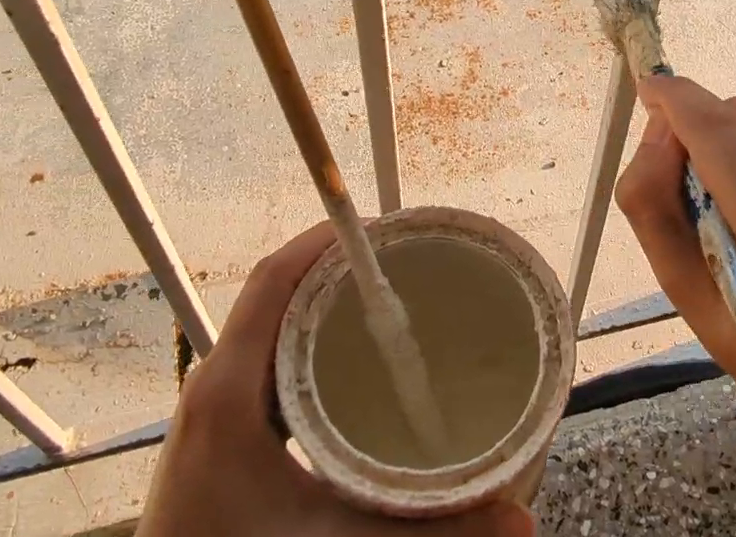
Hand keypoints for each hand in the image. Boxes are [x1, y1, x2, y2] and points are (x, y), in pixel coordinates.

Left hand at [138, 223, 533, 536]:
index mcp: (228, 391)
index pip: (274, 280)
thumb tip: (521, 525)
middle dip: (340, 271)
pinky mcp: (221, 435)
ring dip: (325, 309)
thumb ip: (431, 533)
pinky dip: (311, 347)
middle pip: (279, 296)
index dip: (324, 242)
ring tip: (388, 307)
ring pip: (273, 329)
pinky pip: (271, 363)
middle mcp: (215, 385)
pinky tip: (350, 373)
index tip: (386, 230)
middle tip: (406, 267)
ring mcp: (214, 410)